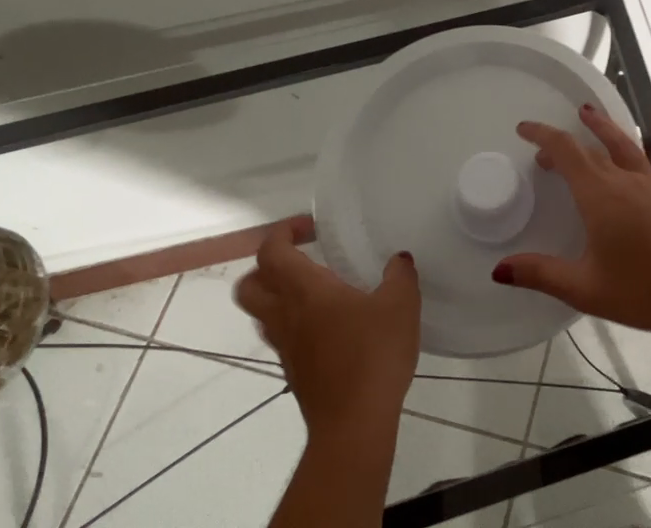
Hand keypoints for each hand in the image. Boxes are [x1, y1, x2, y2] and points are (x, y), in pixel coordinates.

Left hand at [235, 214, 419, 438]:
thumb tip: (398, 259)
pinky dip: (295, 324)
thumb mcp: (401, 304)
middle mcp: (285, 315)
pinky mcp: (295, 372)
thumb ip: (400, 275)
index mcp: (305, 290)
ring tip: (316, 292)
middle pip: (249, 285)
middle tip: (302, 259)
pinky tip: (331, 327)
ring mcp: (286, 347)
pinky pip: (282, 337)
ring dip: (278, 296)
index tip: (309, 227)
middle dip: (267, 266)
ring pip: (262, 314)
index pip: (271, 252)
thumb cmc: (373, 355)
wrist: (354, 424)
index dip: (282, 232)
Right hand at [495, 104, 650, 341]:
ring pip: (627, 144)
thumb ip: (541, 274)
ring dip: (605, 126)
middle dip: (566, 146)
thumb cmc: (643, 293)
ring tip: (588, 112)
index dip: (543, 136)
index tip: (525, 129)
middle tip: (548, 153)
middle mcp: (627, 180)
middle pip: (591, 150)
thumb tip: (500, 269)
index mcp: (600, 197)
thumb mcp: (585, 288)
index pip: (566, 152)